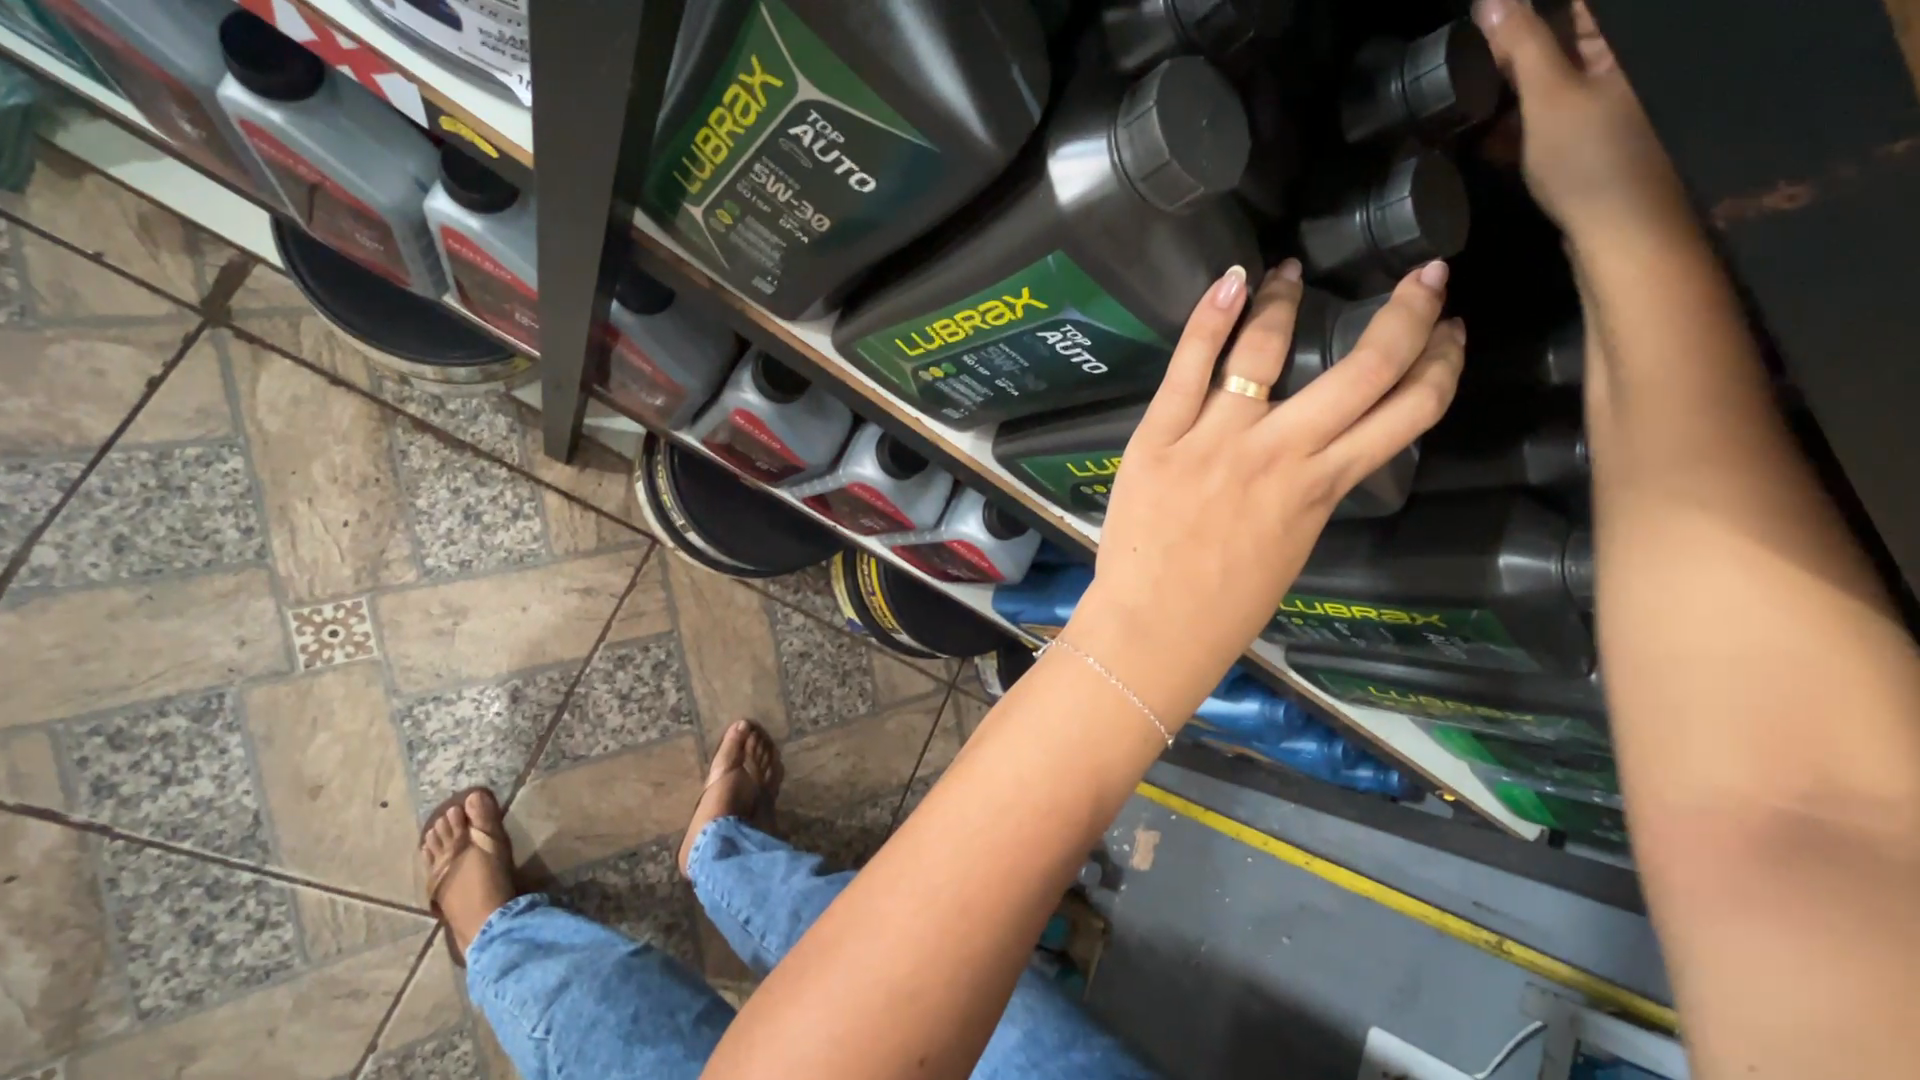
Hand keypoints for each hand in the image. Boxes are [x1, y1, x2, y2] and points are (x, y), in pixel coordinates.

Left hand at [1066, 260, 1464, 722]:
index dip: (1440, 365)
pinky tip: (1231, 280)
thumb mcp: (1294, 547)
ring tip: (1293, 270)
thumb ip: (1313, 491)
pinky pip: (1190, 365)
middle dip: (1407, 314)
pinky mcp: (1161, 436)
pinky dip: (1213, 317)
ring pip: (1268, 350)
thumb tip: (1324, 448)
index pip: (1406, 412)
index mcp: (1323, 488)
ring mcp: (1217, 440)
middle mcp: (1281, 454)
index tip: (1451, 332)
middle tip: (1426, 274)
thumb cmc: (1226, 605)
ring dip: (1289, 300)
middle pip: (1364, 369)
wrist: (1154, 628)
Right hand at [1473, 0, 1692, 243]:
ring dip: (1511, 88)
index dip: (1525, 14)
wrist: (1622, 236)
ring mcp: (1608, 105)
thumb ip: (1522, 45)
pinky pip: (1549, 116)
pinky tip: (1486, 134)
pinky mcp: (1590, 141)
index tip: (1484, 27)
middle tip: (1467, 63)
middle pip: (1561, 42)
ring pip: (1551, 81)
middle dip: (1513, 51)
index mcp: (1624, 44)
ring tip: (1467, 97)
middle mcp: (1623, 66)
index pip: (1573, 9)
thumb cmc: (1592, 160)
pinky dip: (1519, 121)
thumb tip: (1490, 1)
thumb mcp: (1549, 97)